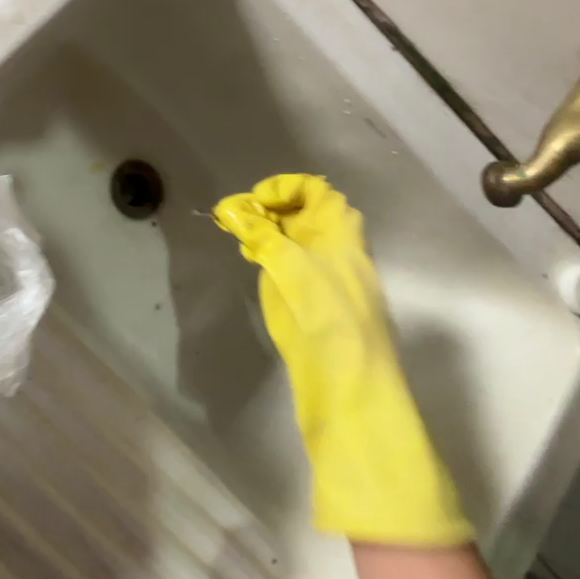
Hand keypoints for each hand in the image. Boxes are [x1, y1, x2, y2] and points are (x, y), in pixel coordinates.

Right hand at [213, 174, 472, 547]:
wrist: (350, 390)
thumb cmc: (329, 321)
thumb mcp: (293, 269)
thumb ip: (260, 236)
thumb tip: (228, 209)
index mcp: (342, 235)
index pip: (316, 191)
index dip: (284, 188)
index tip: (254, 203)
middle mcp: (334, 251)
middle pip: (301, 213)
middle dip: (266, 209)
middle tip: (234, 219)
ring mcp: (321, 278)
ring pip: (290, 240)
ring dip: (263, 231)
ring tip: (238, 240)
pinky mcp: (307, 304)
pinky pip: (285, 266)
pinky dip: (265, 256)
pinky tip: (250, 261)